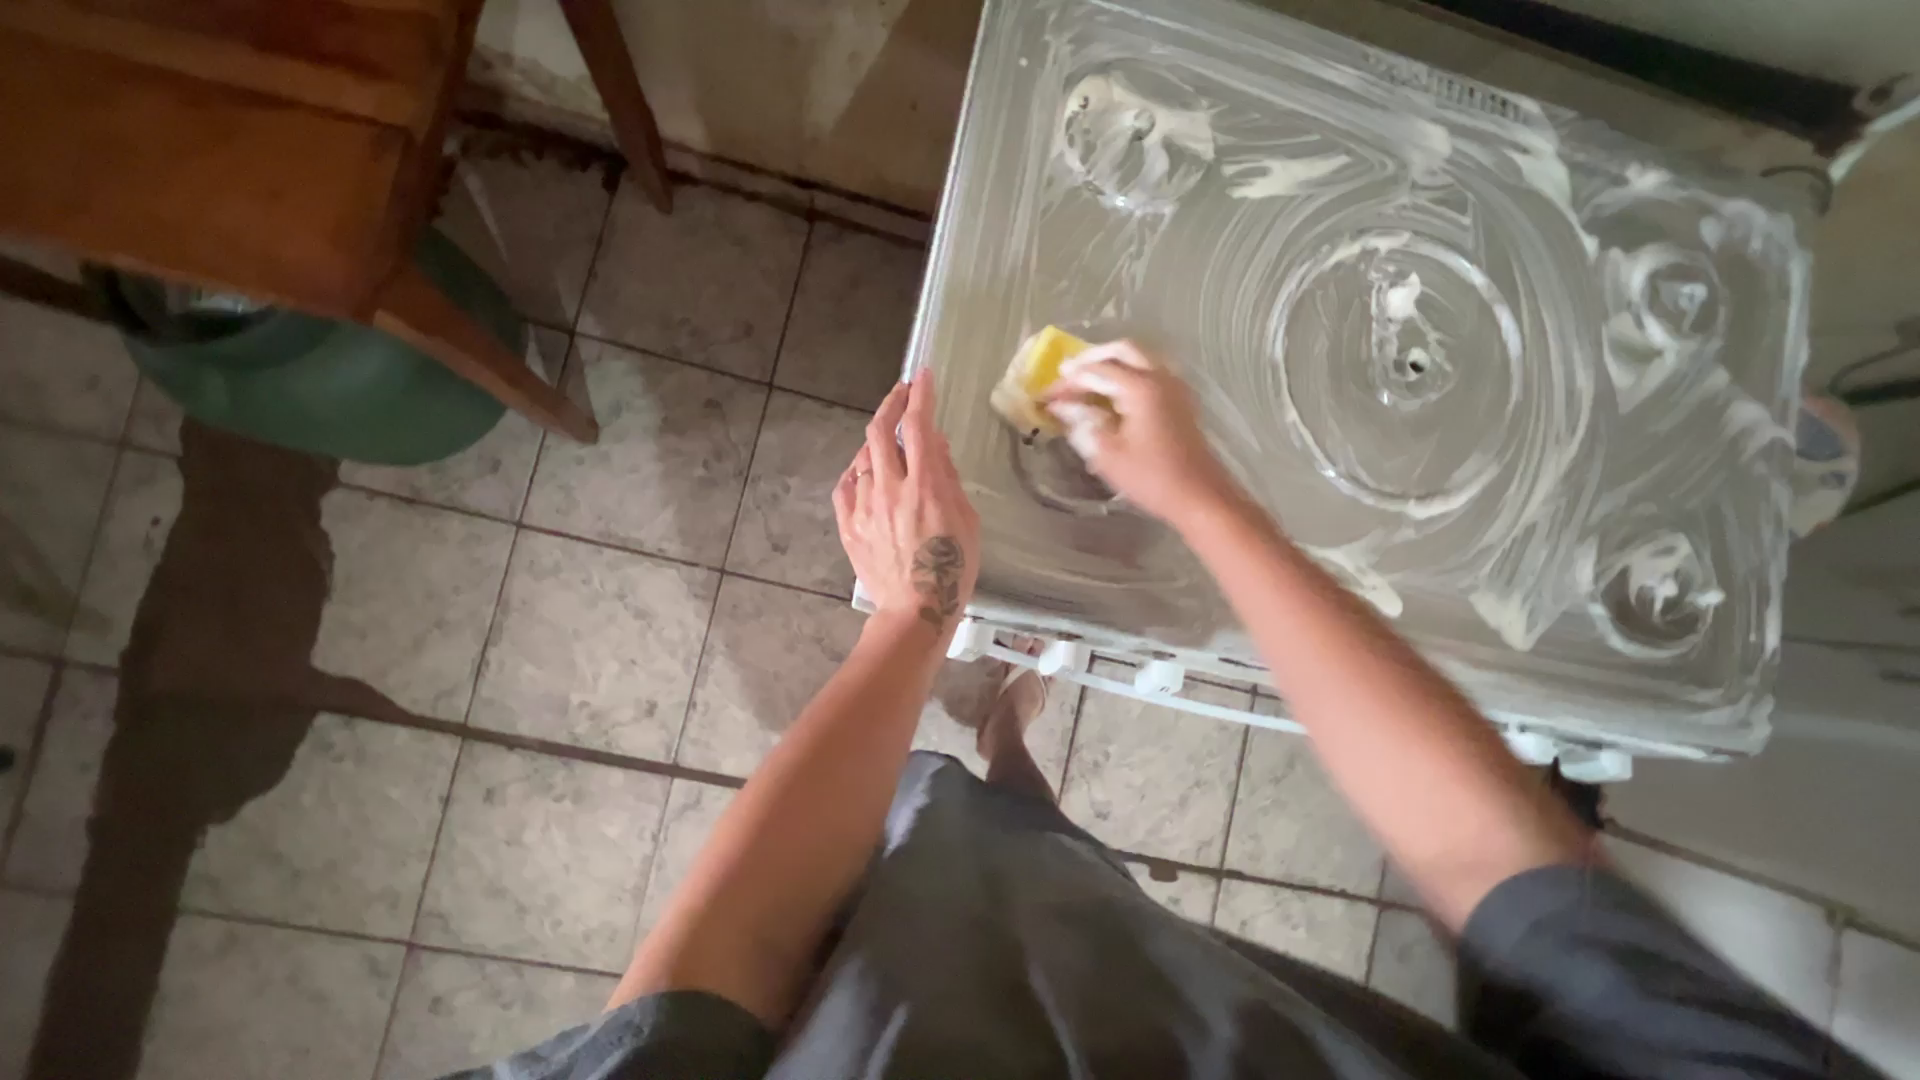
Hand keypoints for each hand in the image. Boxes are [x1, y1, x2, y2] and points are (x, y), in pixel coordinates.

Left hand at [835, 369, 980, 634]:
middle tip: (902, 394)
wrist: (915, 611)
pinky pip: (846, 487)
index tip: (923, 376)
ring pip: (862, 458)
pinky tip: (864, 473)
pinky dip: (856, 473)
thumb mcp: (967, 520)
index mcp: (924, 486)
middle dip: (891, 404)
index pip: (918, 426)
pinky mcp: (849, 526)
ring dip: (877, 444)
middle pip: (879, 431)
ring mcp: (864, 507)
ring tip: (891, 445)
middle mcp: (889, 489)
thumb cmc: (952, 570)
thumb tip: (933, 444)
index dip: (920, 395)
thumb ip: (948, 478)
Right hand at [1043, 341, 1243, 525]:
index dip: (1067, 382)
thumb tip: (1061, 406)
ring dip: (1112, 363)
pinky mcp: (1181, 400)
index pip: (1096, 372)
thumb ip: (1081, 423)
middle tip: (1066, 373)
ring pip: (1140, 358)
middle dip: (1092, 359)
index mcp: (1140, 387)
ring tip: (1088, 381)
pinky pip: (1151, 372)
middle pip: (1122, 350)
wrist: (1200, 496)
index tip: (1045, 397)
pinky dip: (1129, 374)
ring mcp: (1175, 387)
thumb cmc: (1151, 478)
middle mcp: (1160, 377)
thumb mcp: (1107, 454)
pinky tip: (1115, 394)